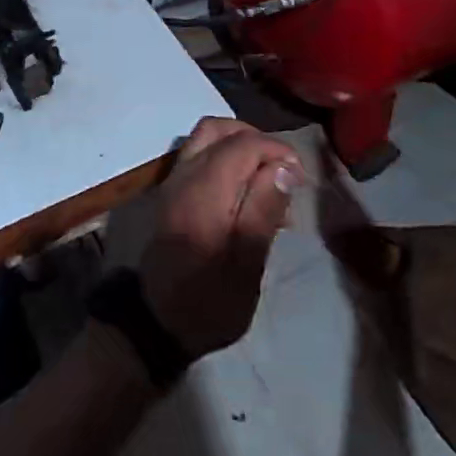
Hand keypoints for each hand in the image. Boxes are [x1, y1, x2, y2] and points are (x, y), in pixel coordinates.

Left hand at [138, 117, 303, 358]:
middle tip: (284, 176)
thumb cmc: (208, 303)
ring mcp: (173, 181)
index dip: (278, 150)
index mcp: (205, 193)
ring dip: (241, 145)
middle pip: (223, 130)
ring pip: (208, 136)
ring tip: (265, 178)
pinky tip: (242, 188)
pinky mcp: (171, 190)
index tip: (299, 180)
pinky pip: (199, 152)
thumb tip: (283, 167)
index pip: (244, 143)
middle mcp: (184, 176)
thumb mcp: (245, 268)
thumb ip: (262, 212)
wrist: (155, 324)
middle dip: (261, 143)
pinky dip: (225, 155)